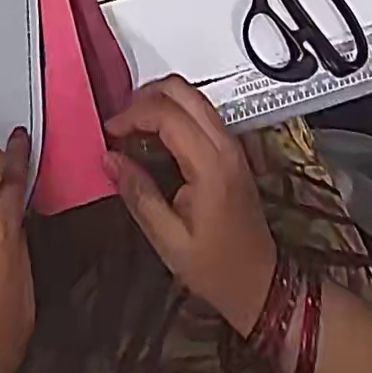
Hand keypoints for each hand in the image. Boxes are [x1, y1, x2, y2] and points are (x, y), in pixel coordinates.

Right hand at [105, 76, 277, 334]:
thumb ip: (139, 194)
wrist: (261, 282)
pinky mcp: (230, 147)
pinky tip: (153, 132)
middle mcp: (224, 144)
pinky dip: (171, 109)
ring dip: (158, 100)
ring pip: (191, 94)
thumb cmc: (216, 267)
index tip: (110, 131)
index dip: (133, 115)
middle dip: (144, 96)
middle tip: (120, 121)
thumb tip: (110, 159)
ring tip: (132, 126)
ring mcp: (231, 142)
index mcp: (211, 165)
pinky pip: (198, 109)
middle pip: (182, 90)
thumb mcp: (169, 240)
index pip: (167, 113)